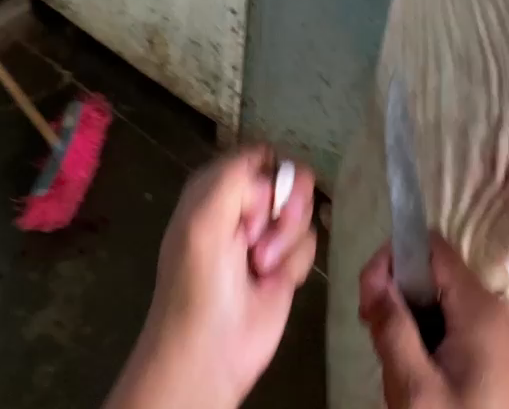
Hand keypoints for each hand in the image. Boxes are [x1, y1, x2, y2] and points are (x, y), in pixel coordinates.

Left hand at [104, 146, 317, 408]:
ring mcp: (266, 235)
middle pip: (289, 178)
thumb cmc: (199, 282)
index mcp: (216, 187)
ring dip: (287, 239)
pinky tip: (272, 281)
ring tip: (260, 266)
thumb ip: (234, 176)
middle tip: (260, 236)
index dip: (267, 175)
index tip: (259, 200)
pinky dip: (295, 262)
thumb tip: (271, 171)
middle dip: (284, 207)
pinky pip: (310, 243)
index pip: (259, 155)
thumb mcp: (204, 218)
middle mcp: (243, 206)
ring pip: (303, 210)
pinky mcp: (286, 264)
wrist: (210, 352)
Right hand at [359, 234, 508, 408]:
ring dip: (406, 318)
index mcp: (477, 306)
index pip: (428, 246)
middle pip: (431, 271)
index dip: (392, 259)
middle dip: (395, 292)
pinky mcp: (490, 356)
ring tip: (389, 356)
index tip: (367, 298)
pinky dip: (424, 336)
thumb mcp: (416, 389)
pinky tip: (411, 369)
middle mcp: (489, 308)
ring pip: (437, 300)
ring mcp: (493, 333)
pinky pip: (449, 325)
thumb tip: (374, 279)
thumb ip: (392, 328)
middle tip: (371, 330)